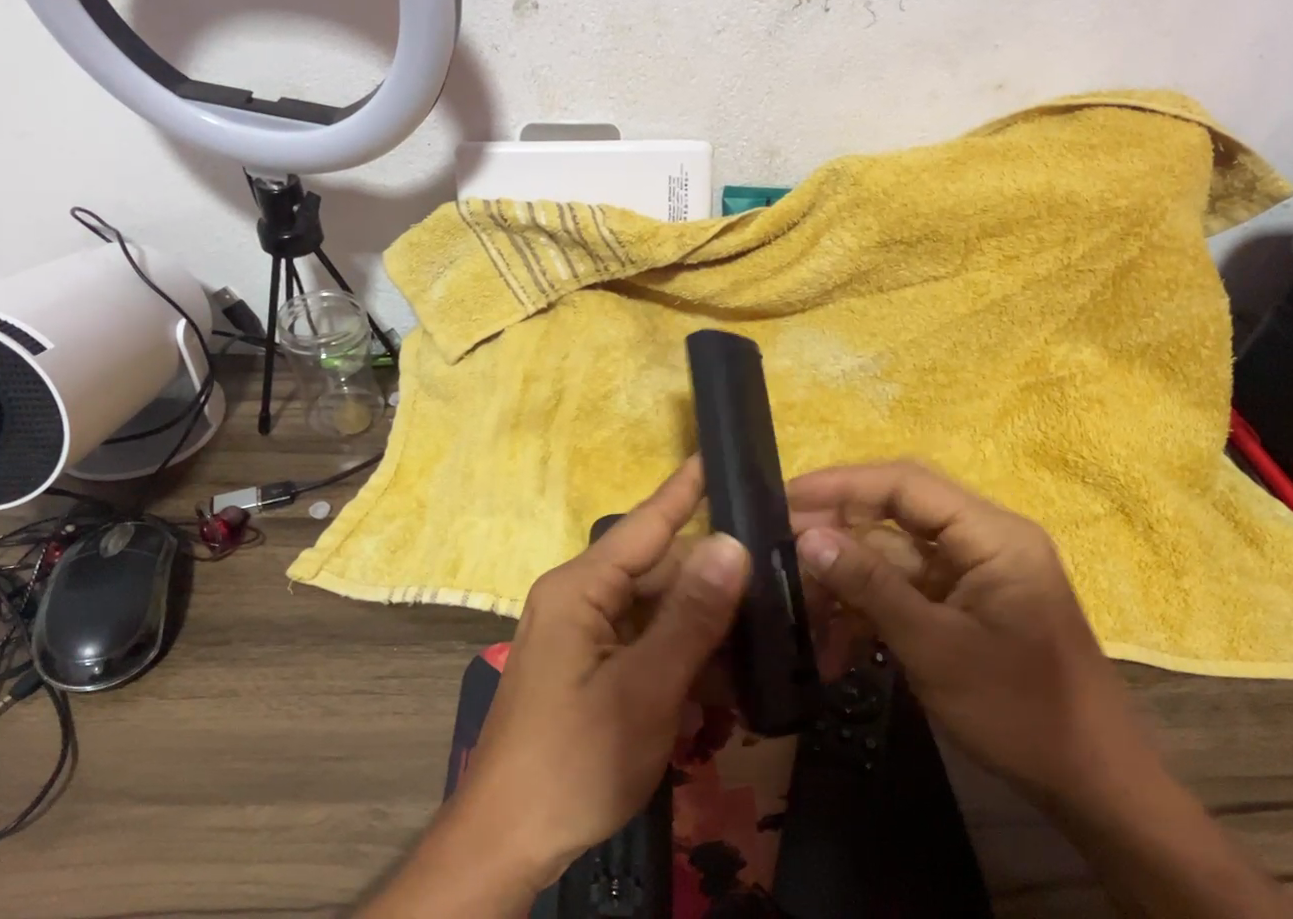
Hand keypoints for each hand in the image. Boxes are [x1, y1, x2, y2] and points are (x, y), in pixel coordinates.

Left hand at [452, 460, 749, 889]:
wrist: (509, 839)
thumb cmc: (574, 762)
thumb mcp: (644, 690)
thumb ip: (690, 617)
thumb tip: (731, 544)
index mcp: (580, 588)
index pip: (646, 524)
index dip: (687, 490)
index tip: (722, 453)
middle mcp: (579, 599)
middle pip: (660, 571)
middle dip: (716, 580)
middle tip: (783, 580)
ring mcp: (583, 635)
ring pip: (658, 612)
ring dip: (704, 628)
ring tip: (767, 632)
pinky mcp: (590, 669)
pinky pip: (645, 645)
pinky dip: (682, 659)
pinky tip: (725, 680)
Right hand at [788, 460, 1156, 808]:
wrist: (1090, 782)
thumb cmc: (1019, 711)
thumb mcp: (935, 647)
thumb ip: (871, 585)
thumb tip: (808, 537)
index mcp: (992, 535)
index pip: (904, 483)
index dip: (839, 485)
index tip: (782, 500)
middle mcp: (983, 541)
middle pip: (893, 516)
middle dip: (835, 537)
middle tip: (777, 557)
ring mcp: (973, 576)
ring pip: (891, 557)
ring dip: (845, 583)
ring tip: (798, 614)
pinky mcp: (963, 607)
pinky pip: (904, 592)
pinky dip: (867, 611)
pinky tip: (832, 645)